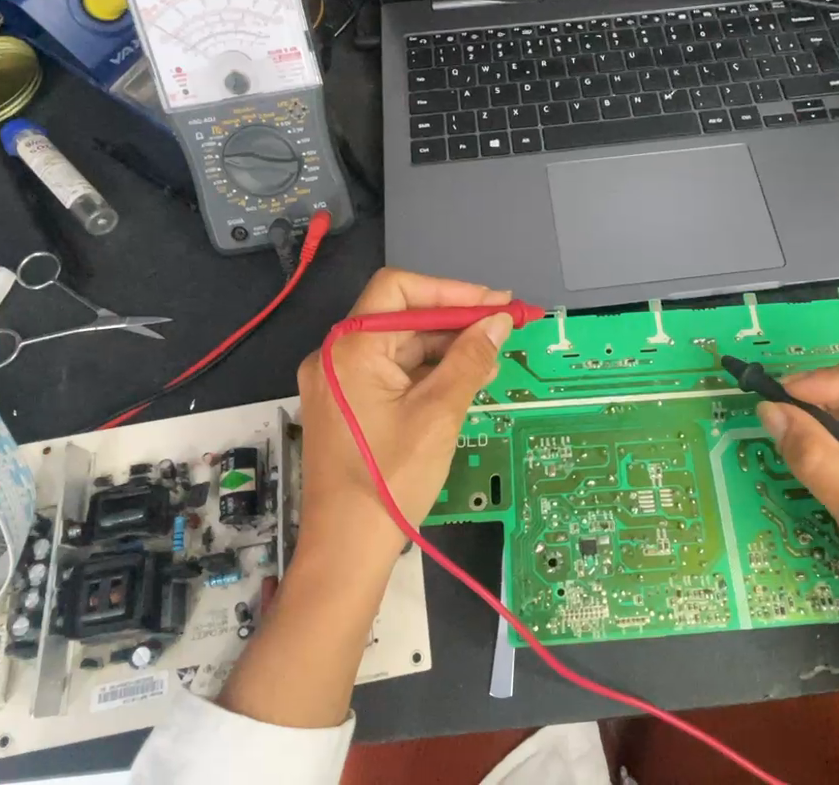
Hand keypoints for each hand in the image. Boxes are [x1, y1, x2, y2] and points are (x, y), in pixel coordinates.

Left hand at [293, 268, 513, 565]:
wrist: (346, 547)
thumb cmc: (391, 478)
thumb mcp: (439, 414)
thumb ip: (470, 359)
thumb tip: (498, 321)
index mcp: (350, 349)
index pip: (400, 291)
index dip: (452, 291)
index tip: (495, 304)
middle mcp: (335, 356)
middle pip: (400, 317)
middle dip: (455, 321)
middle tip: (504, 328)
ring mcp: (338, 382)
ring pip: (399, 346)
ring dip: (445, 348)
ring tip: (492, 359)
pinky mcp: (347, 405)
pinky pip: (391, 373)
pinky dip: (428, 372)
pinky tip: (464, 381)